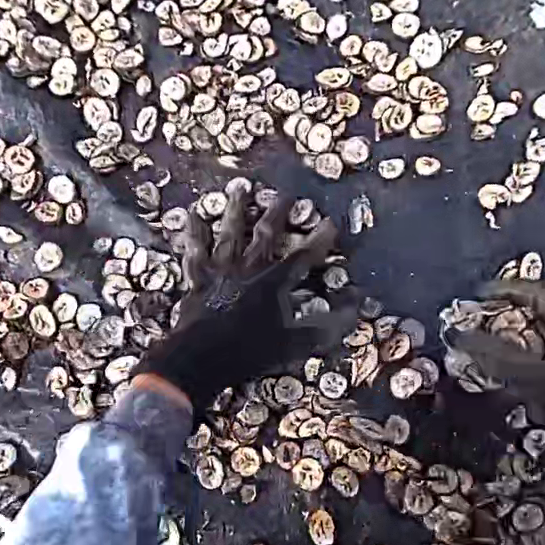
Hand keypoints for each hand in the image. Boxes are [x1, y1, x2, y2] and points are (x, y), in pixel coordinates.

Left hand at [136, 183, 345, 410]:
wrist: (201, 358)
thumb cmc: (249, 353)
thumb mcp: (293, 345)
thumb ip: (324, 329)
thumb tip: (353, 311)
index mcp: (272, 283)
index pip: (302, 257)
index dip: (319, 240)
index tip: (331, 222)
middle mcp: (247, 268)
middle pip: (265, 234)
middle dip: (277, 213)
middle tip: (284, 194)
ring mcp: (219, 270)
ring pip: (229, 233)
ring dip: (235, 209)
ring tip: (240, 187)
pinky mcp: (196, 278)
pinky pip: (194, 250)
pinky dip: (193, 234)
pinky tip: (192, 215)